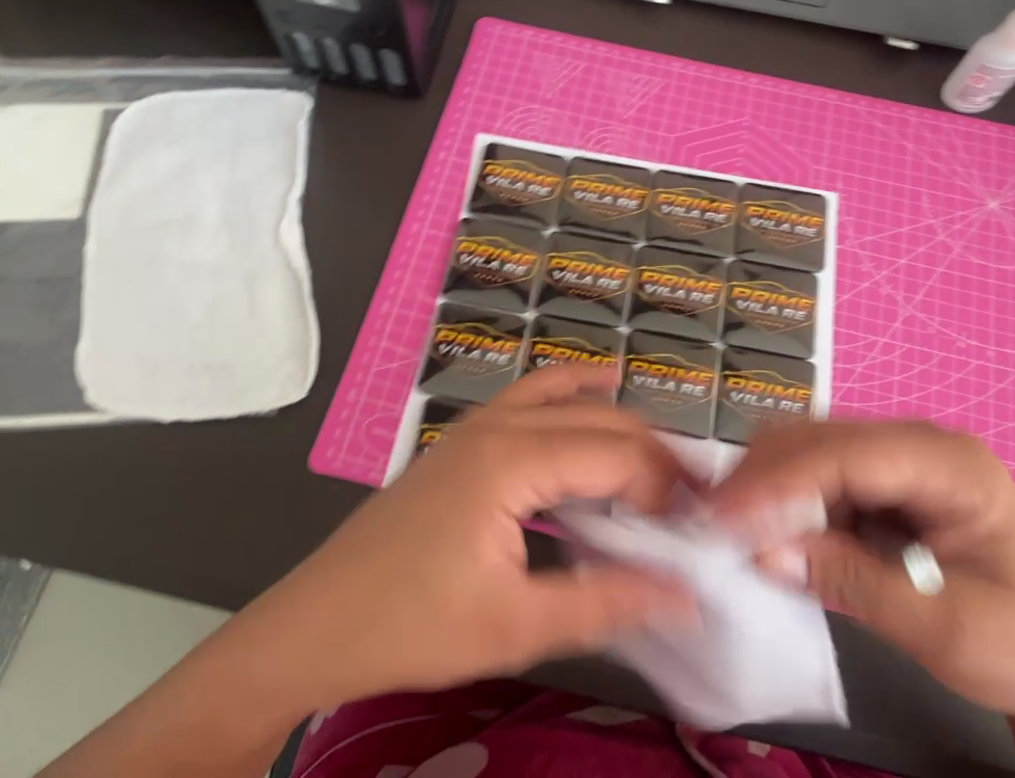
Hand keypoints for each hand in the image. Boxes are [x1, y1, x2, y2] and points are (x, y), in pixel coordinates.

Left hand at [234, 367, 696, 711]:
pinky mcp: (462, 443)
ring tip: (661, 468)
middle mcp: (497, 427)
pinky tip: (597, 387)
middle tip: (691, 509)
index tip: (697, 534)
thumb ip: (608, 603)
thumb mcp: (517, 627)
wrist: (318, 626)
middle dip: (653, 458)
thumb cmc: (413, 627)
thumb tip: (689, 596)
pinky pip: (529, 400)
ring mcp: (474, 428)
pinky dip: (570, 393)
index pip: (616, 455)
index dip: (665, 490)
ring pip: (566, 401)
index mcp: (511, 462)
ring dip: (618, 425)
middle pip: (599, 421)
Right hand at [706, 420, 1014, 728]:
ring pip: (809, 457)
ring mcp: (899, 467)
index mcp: (953, 466)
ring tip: (729, 536)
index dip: (780, 480)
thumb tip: (765, 552)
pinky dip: (785, 511)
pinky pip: (817, 486)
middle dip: (763, 480)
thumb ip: (853, 582)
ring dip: (768, 493)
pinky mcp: (882, 493)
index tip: (723, 516)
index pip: (849, 454)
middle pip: (820, 442)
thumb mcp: (944, 628)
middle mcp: (920, 448)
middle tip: (712, 528)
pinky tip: (766, 542)